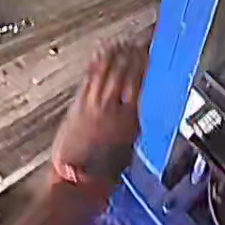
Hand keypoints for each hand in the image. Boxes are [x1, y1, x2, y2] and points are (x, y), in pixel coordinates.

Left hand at [51, 42, 146, 185]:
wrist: (77, 180)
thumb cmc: (105, 169)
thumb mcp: (131, 142)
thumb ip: (135, 117)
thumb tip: (137, 102)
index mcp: (128, 116)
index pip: (138, 79)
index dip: (142, 62)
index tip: (147, 52)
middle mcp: (110, 105)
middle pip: (121, 71)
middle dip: (129, 54)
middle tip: (135, 44)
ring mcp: (92, 103)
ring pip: (104, 71)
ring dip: (113, 55)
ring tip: (119, 44)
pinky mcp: (77, 104)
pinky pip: (88, 77)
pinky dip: (95, 64)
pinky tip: (98, 55)